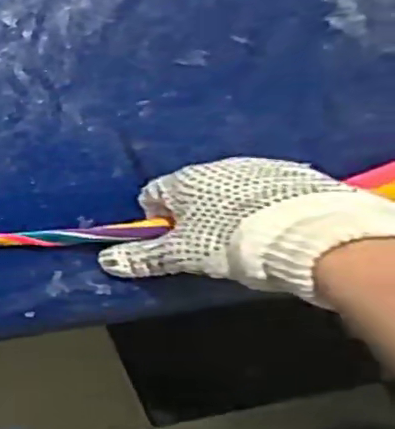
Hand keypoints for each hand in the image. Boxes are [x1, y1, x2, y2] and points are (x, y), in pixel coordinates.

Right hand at [98, 157, 394, 303]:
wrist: (323, 238)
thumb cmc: (232, 242)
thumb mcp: (182, 255)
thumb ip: (142, 257)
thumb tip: (105, 261)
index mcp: (182, 181)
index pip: (153, 196)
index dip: (158, 221)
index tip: (173, 240)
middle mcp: (218, 167)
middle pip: (195, 191)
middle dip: (197, 213)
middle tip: (211, 241)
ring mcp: (265, 169)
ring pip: (235, 190)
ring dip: (235, 208)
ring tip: (250, 235)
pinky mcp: (305, 177)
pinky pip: (274, 192)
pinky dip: (271, 206)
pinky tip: (280, 227)